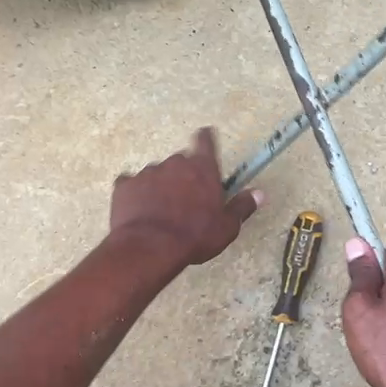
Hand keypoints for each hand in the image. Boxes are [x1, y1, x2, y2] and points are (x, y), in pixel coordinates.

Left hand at [107, 128, 260, 269]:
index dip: (205, 138)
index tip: (205, 138)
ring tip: (160, 210)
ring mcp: (148, 172)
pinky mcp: (125, 185)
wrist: (150, 248)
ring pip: (157, 173)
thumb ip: (242, 207)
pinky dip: (134, 193)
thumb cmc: (195, 236)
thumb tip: (260, 193)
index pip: (205, 140)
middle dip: (183, 174)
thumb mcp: (226, 227)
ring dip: (159, 185)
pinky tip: (137, 209)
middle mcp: (176, 163)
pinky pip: (131, 184)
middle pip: (181, 160)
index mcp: (203, 168)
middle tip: (185, 197)